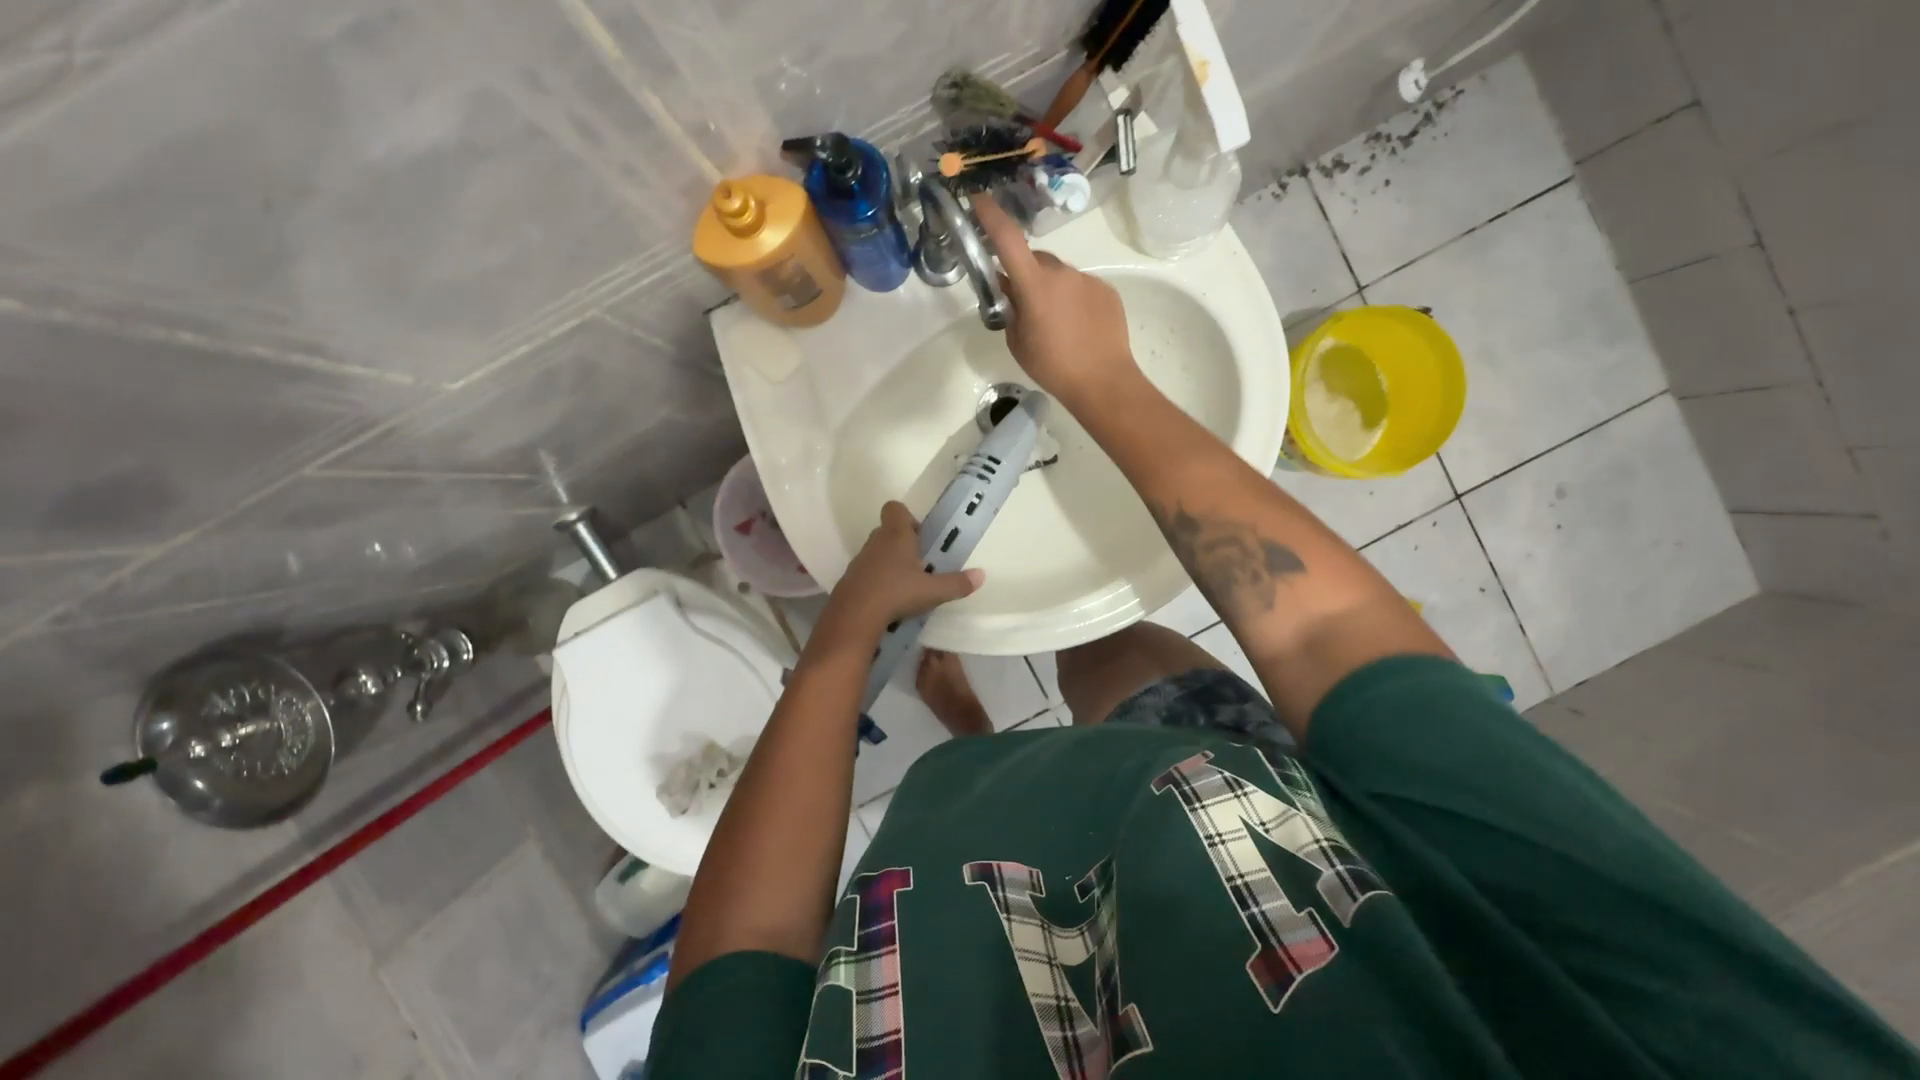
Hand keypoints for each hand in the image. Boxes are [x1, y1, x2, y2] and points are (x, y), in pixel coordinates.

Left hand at [818, 501, 984, 641]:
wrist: (855, 615)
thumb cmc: (897, 593)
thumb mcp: (933, 591)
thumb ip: (957, 583)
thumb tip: (981, 575)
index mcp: (896, 535)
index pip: (895, 508)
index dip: (907, 517)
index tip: (920, 535)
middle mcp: (876, 542)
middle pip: (887, 531)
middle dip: (902, 542)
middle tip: (919, 563)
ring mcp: (860, 560)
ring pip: (877, 552)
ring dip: (889, 562)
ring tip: (905, 584)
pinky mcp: (850, 579)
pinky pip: (867, 572)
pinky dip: (877, 580)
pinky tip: (888, 599)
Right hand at [973, 197, 1140, 407]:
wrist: (1103, 381)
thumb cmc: (1053, 367)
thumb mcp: (1018, 341)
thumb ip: (1010, 309)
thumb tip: (1009, 290)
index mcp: (1035, 285)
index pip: (1007, 239)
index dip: (990, 216)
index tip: (978, 198)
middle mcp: (1062, 273)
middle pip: (1035, 260)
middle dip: (1025, 274)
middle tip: (1023, 304)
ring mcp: (1088, 280)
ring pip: (1060, 275)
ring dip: (1051, 288)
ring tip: (1054, 323)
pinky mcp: (1106, 291)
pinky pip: (1081, 287)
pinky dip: (1073, 299)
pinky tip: (1077, 326)